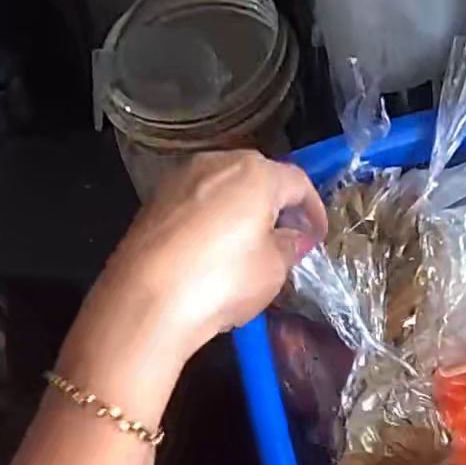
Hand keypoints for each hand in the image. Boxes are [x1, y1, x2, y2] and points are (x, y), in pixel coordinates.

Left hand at [56, 151, 325, 420]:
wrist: (148, 300)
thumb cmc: (222, 281)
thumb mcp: (272, 271)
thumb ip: (288, 248)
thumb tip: (293, 237)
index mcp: (256, 174)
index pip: (297, 182)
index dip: (313, 209)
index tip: (317, 234)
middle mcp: (216, 163)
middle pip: (256, 177)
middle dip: (275, 205)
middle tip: (285, 236)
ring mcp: (179, 180)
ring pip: (222, 189)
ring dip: (240, 211)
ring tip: (248, 245)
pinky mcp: (153, 203)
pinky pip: (195, 206)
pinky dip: (211, 222)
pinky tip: (212, 251)